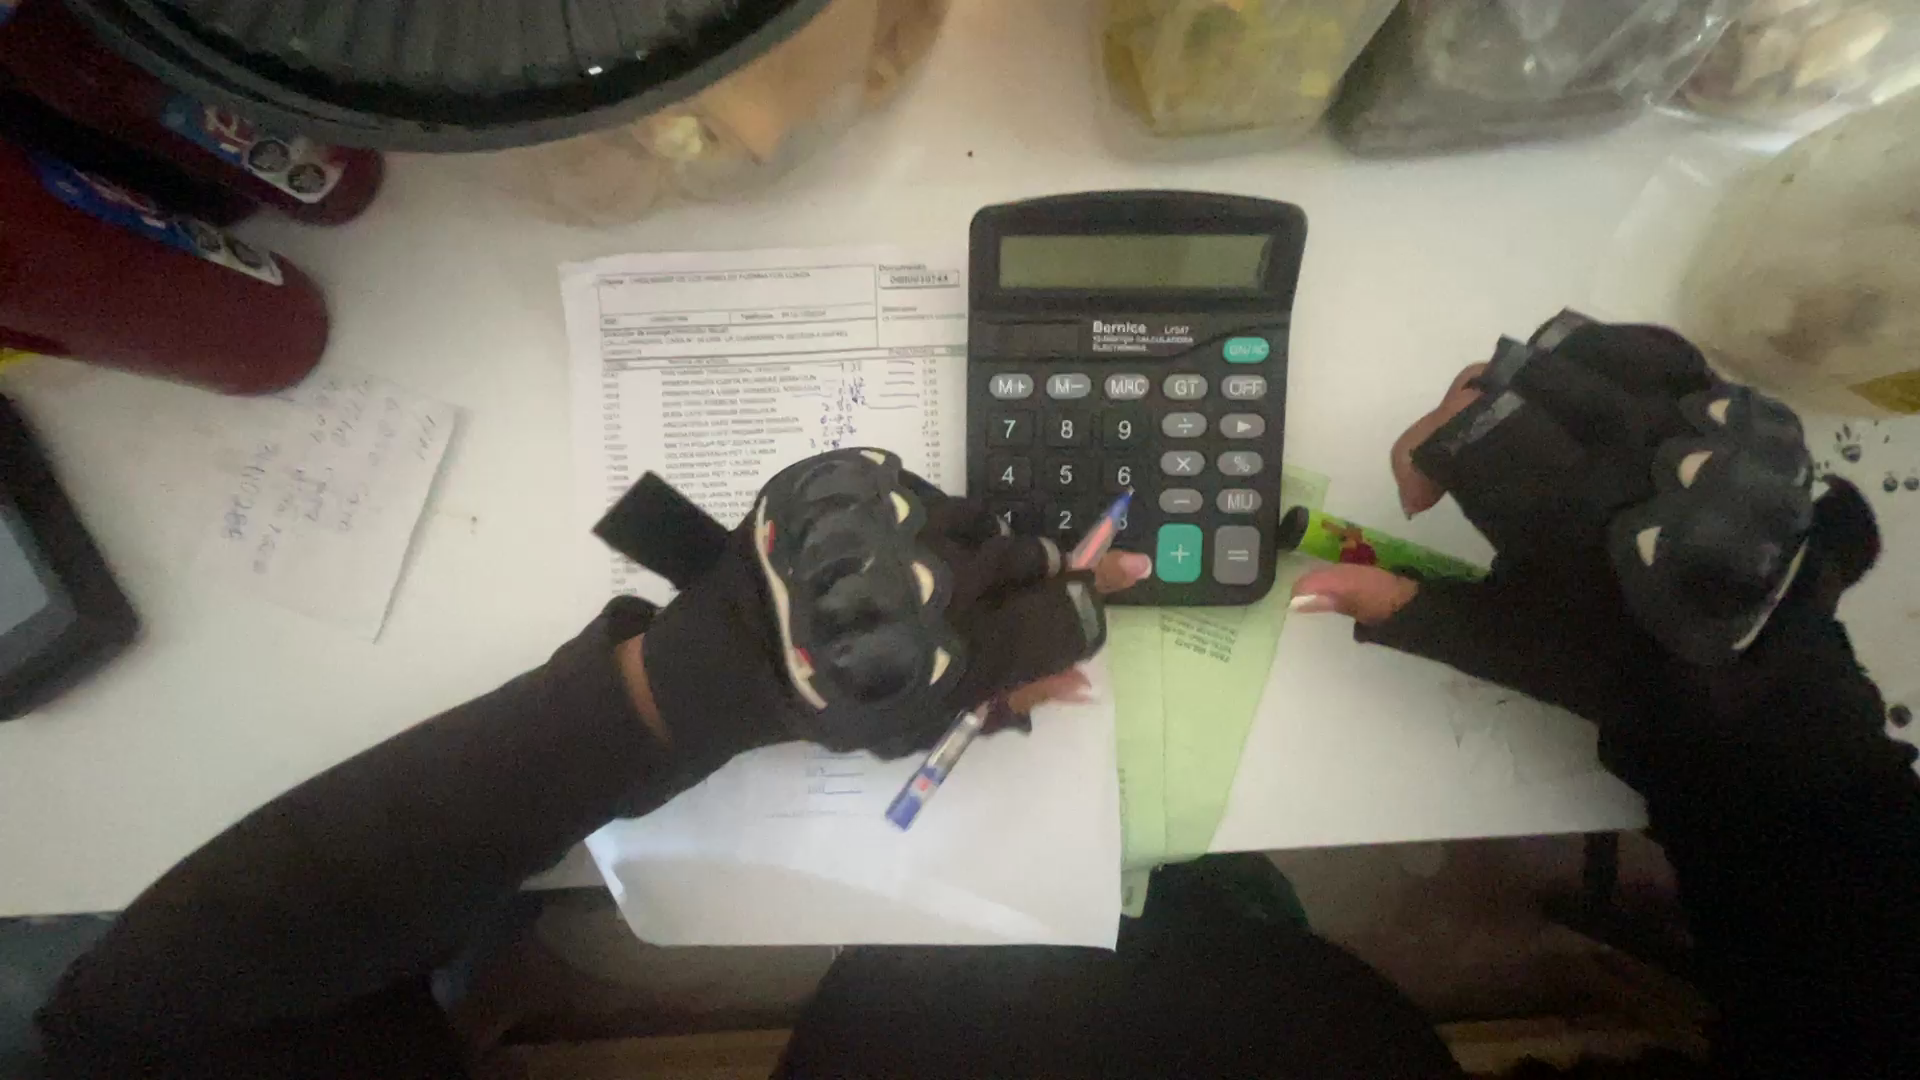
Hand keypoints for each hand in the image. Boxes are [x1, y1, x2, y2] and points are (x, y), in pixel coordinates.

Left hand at [630, 449, 1149, 759]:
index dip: (1090, 601)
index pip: (1066, 612)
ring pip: (978, 518)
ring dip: (969, 544)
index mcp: (959, 648)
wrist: (735, 651)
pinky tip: (885, 545)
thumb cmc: (831, 700)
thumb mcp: (921, 721)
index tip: (1100, 586)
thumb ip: (1005, 697)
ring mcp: (899, 519)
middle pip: (1033, 554)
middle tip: (984, 589)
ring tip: (923, 569)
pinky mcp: (860, 482)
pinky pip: (922, 493)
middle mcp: (941, 576)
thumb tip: (1083, 678)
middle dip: (1028, 571)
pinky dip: (919, 519)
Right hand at [1289, 314, 1878, 768]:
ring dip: (1518, 384)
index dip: (1413, 457)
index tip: (1421, 502)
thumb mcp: (1475, 634)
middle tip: (1464, 465)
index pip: (1450, 432)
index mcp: (1546, 507)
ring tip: (1516, 430)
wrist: (1728, 676)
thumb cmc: (1587, 653)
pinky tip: (1577, 402)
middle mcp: (1610, 450)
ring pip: (1568, 350)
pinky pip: (1644, 349)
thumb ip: (1386, 604)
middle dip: (1458, 416)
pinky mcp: (1722, 416)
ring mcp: (1673, 425)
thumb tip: (1298, 592)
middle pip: (1501, 378)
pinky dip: (1592, 361)